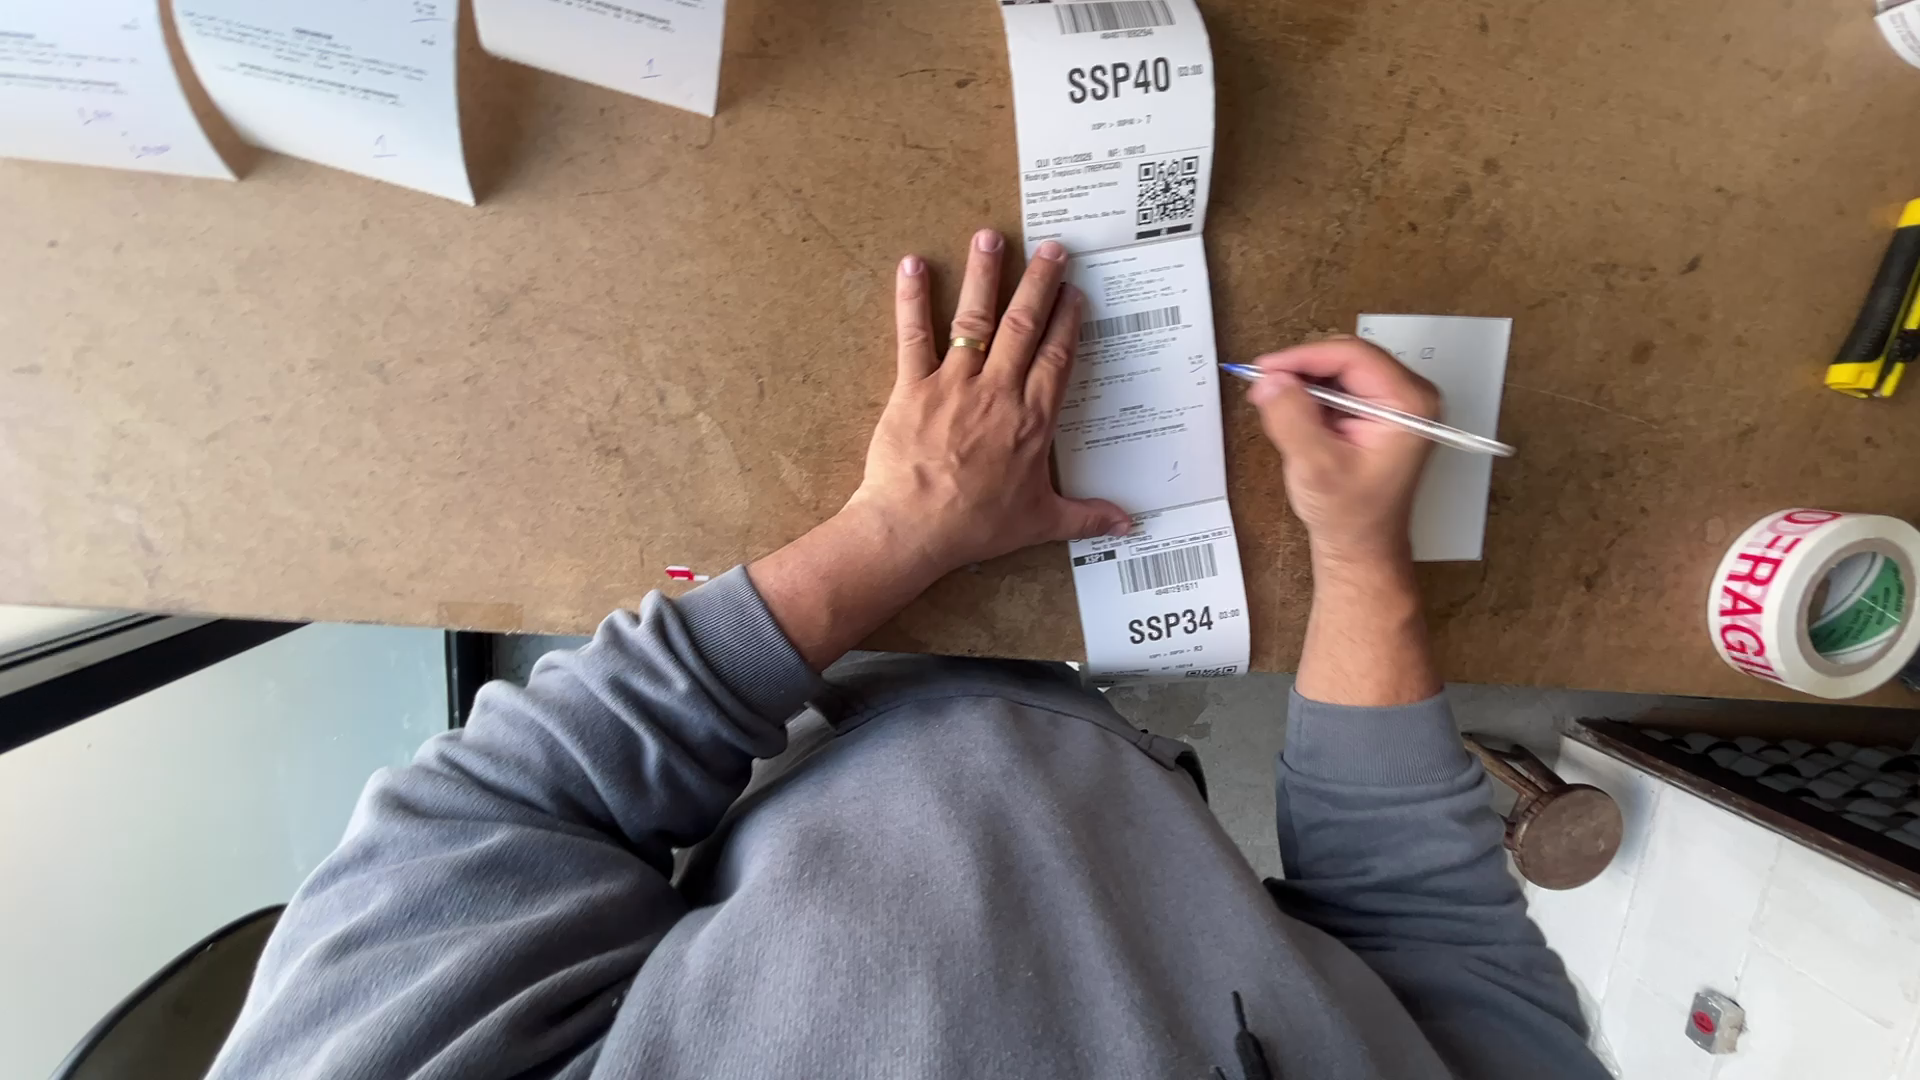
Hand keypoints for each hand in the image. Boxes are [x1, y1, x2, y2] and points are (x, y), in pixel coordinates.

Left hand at [841, 229, 1131, 577]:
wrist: (915, 529)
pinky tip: (912, 265)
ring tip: (990, 238)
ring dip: (985, 276)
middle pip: (1024, 326)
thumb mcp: (1039, 522)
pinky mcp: (913, 388)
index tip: (1074, 293)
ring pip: (975, 320)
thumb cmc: (977, 527)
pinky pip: (913, 336)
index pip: (1057, 358)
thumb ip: (1086, 517)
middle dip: (1040, 283)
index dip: (1067, 322)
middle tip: (1051, 248)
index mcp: (1033, 420)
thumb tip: (1128, 526)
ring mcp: (955, 385)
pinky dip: (912, 299)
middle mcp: (999, 392)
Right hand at [1247, 338, 1439, 569]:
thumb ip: (1291, 417)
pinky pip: (1337, 389)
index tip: (1265, 369)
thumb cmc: (1350, 514)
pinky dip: (1308, 396)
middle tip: (1263, 384)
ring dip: (1302, 383)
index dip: (1302, 357)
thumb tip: (1270, 380)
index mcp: (1407, 404)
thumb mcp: (1314, 465)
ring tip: (1274, 403)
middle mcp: (1408, 397)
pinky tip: (1292, 415)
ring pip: (1338, 371)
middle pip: (1346, 358)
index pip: (1352, 356)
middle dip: (1301, 369)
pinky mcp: (1375, 414)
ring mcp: (1392, 405)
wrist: (1359, 544)